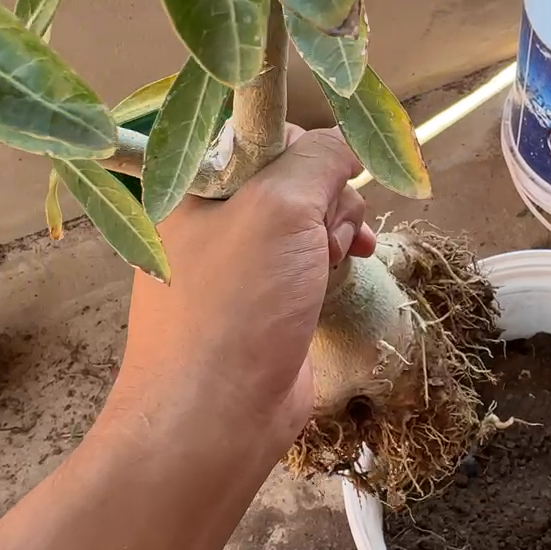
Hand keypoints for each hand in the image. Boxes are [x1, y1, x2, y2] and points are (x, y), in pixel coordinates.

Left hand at [110, 126, 377, 450]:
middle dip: (327, 196)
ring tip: (334, 259)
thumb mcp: (279, 209)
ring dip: (338, 226)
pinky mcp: (271, 289)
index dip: (305, 147)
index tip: (330, 173)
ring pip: (313, 210)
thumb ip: (319, 158)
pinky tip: (355, 261)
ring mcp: (244, 254)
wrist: (216, 417)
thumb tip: (345, 145)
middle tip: (321, 234)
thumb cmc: (236, 305)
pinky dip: (338, 250)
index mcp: (195, 184)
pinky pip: (314, 249)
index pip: (262, 132)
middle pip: (297, 171)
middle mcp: (216, 211)